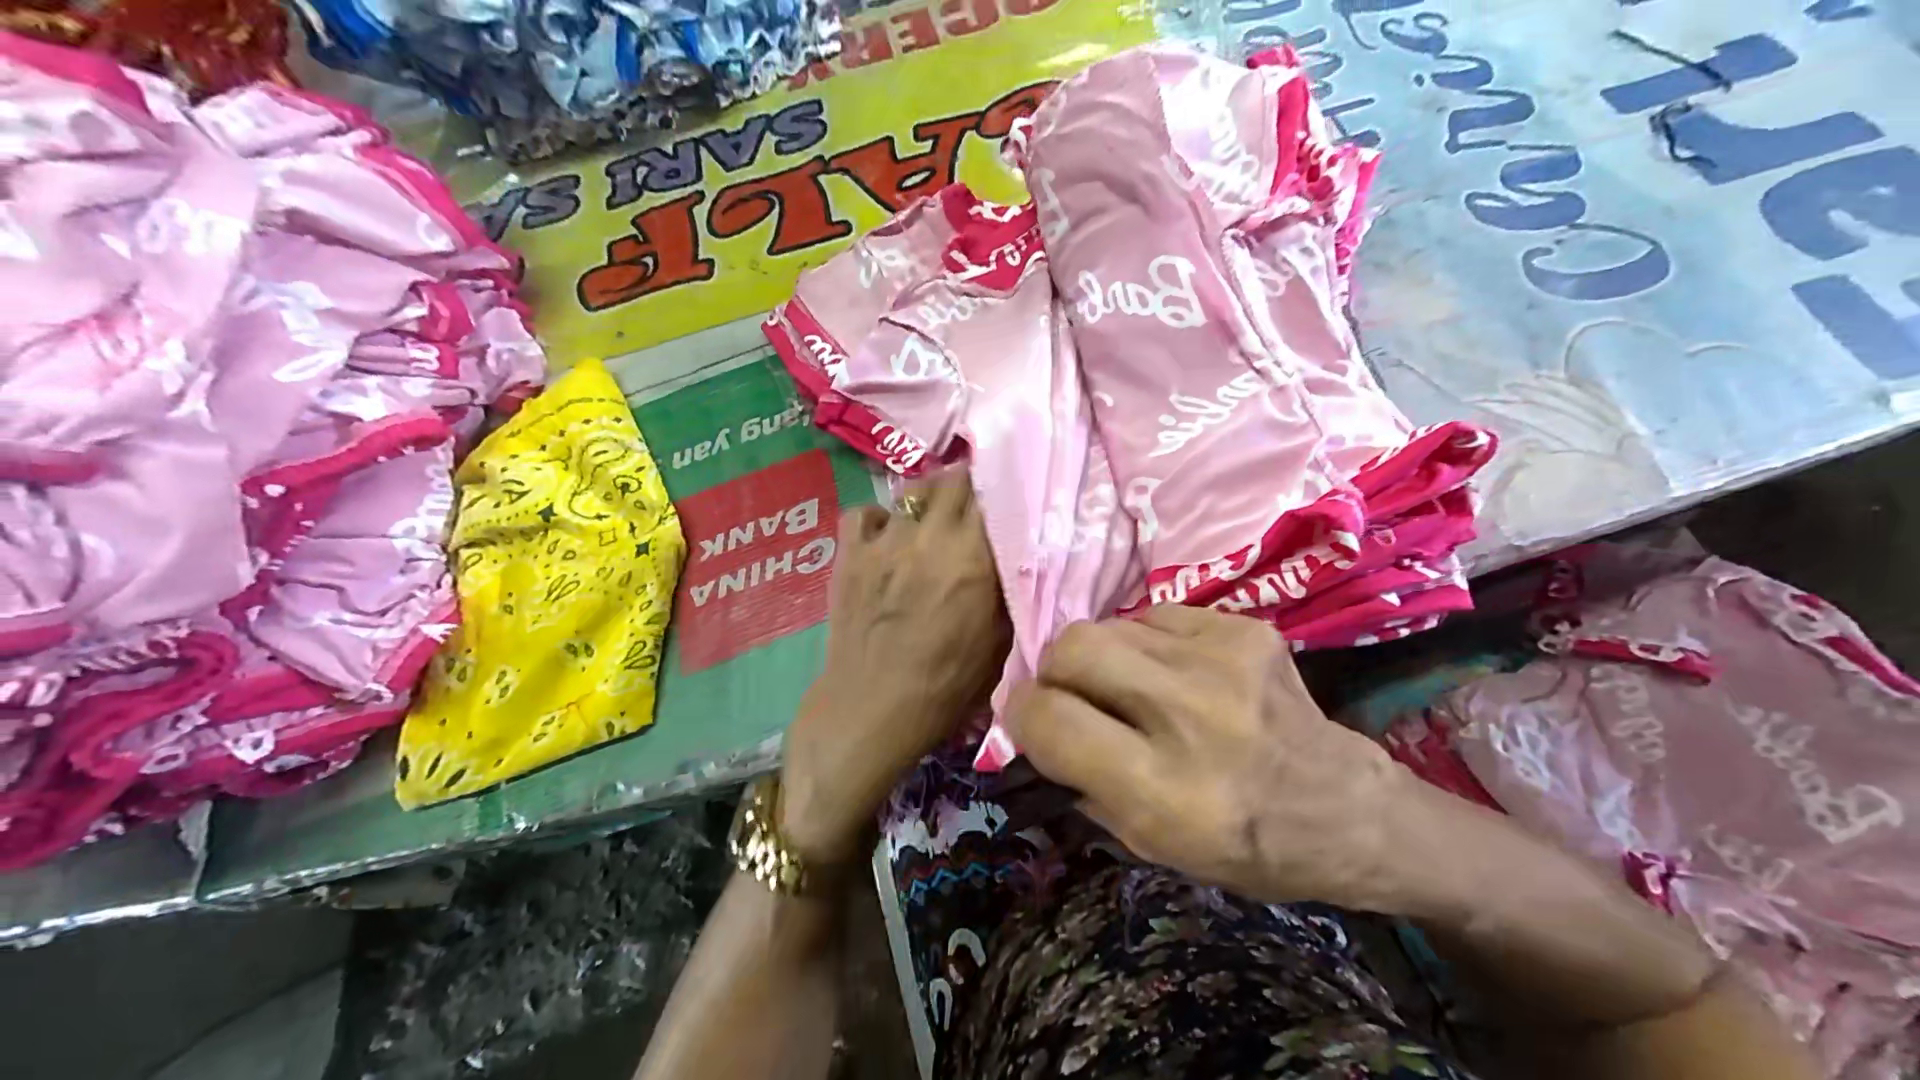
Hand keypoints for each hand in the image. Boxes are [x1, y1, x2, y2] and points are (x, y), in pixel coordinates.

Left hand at [779, 468, 1008, 867]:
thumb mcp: (1000, 642)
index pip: (994, 494)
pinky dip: (879, 521)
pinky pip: (865, 513)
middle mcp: (930, 537)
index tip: (1007, 498)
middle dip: (968, 488)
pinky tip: (885, 539)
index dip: (1003, 490)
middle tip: (973, 507)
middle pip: (954, 481)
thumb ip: (1008, 590)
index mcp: (974, 558)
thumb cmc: (946, 686)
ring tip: (930, 525)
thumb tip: (1016, 554)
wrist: (873, 708)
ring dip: (928, 504)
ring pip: (912, 493)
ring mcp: (885, 541)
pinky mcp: (849, 553)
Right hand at [1004, 606, 1417, 910]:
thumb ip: (1079, 779)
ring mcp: (1224, 661)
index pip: (1049, 719)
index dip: (1023, 714)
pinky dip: (1145, 642)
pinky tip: (1173, 672)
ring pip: (1108, 624)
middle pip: (1073, 648)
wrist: (1343, 810)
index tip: (1029, 719)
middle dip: (1054, 671)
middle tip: (1072, 695)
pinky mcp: (1246, 629)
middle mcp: (1192, 715)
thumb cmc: (1238, 843)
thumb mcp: (1146, 843)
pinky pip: (1154, 616)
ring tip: (1128, 686)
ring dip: (1100, 656)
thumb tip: (1031, 720)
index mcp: (1164, 790)